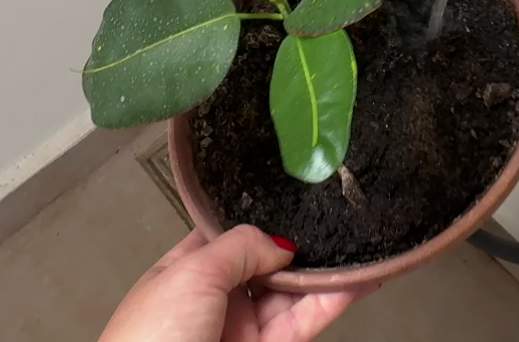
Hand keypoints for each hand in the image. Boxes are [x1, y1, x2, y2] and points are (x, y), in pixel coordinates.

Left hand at [98, 226, 369, 341]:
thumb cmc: (158, 333)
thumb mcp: (191, 273)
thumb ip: (241, 246)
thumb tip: (281, 245)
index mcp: (187, 270)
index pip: (230, 233)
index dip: (261, 215)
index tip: (296, 191)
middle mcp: (218, 296)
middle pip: (267, 261)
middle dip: (298, 240)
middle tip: (338, 209)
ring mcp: (244, 330)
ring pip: (292, 291)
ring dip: (324, 267)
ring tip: (360, 236)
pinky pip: (304, 321)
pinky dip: (332, 299)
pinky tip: (358, 276)